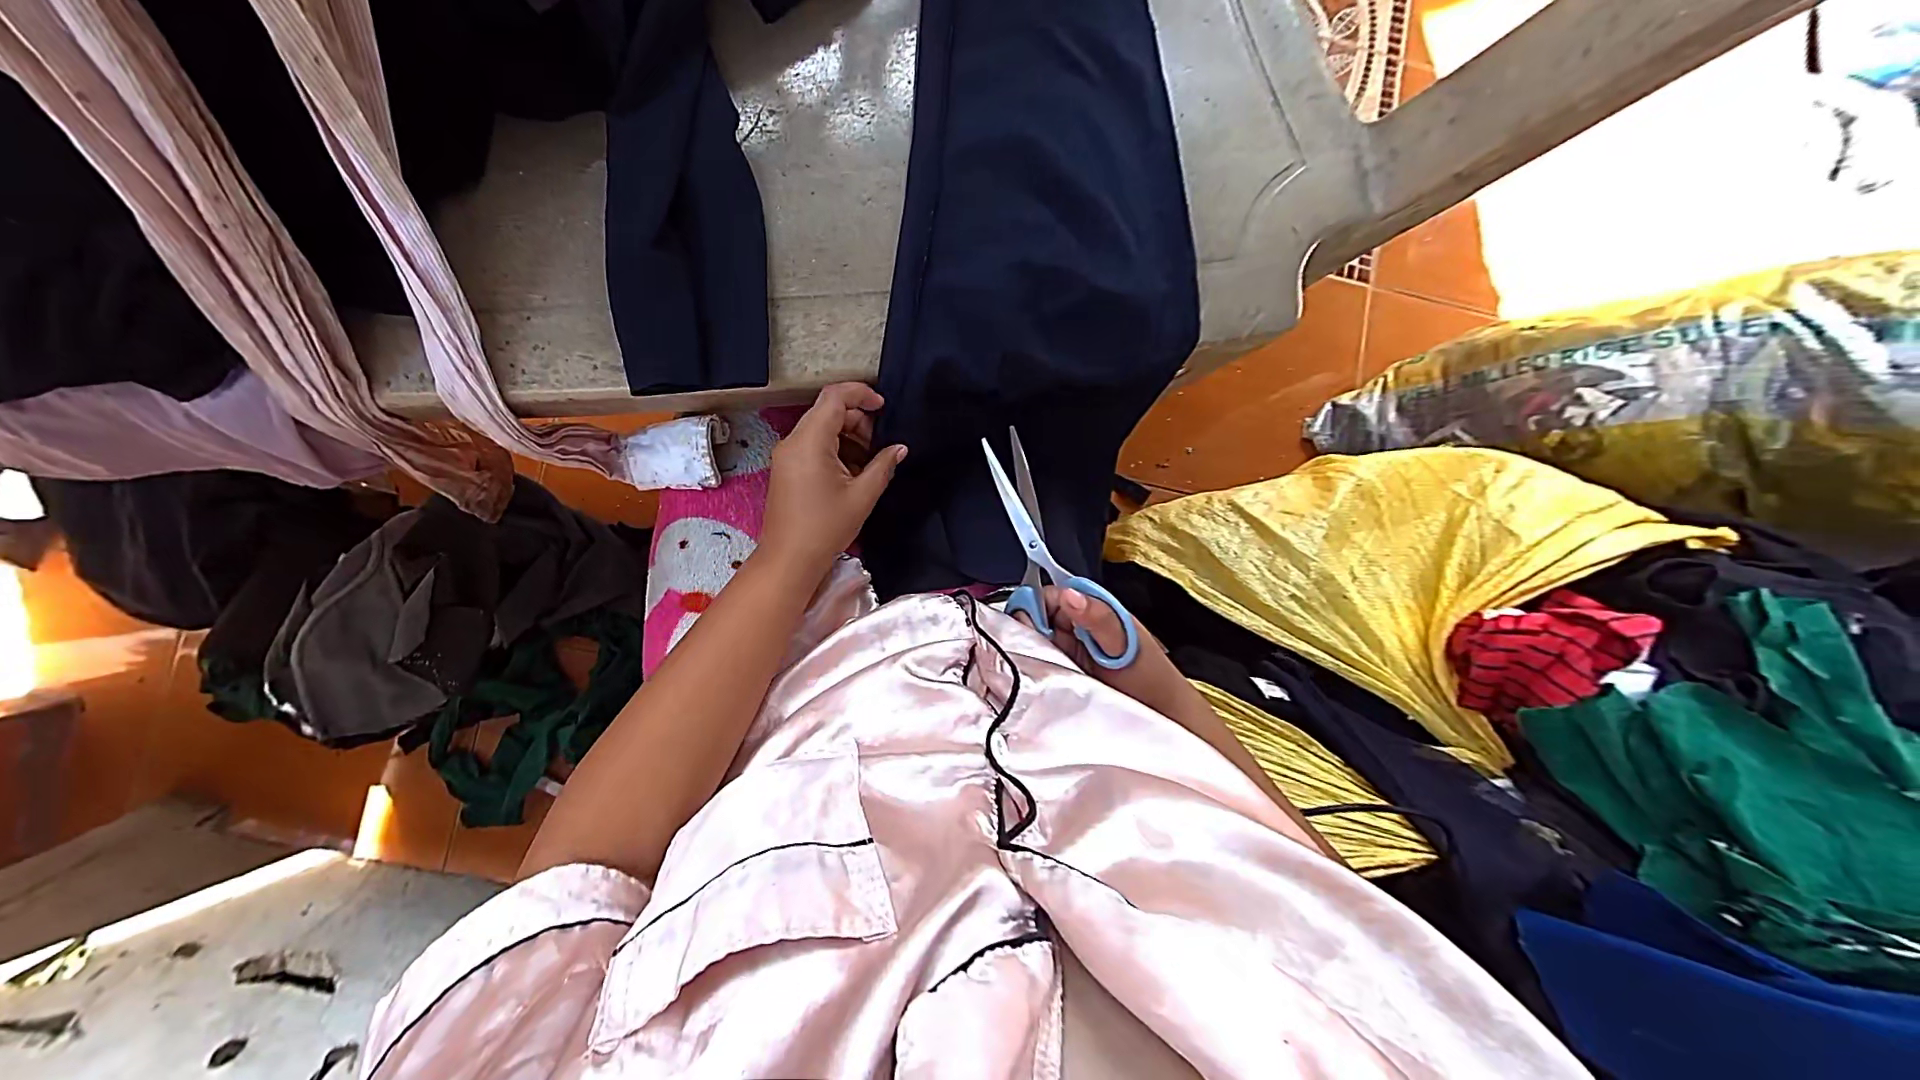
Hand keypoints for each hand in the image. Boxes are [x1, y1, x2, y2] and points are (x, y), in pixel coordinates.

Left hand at [761, 382, 906, 574]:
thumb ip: (883, 465)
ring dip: (848, 437)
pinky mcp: (787, 468)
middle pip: (828, 411)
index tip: (882, 406)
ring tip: (869, 464)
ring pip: (821, 428)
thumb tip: (898, 449)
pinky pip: (813, 445)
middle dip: (858, 421)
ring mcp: (787, 455)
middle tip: (879, 445)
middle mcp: (793, 442)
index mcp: (810, 442)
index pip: (834, 397)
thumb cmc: (823, 529)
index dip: (861, 394)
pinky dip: (835, 450)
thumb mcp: (862, 496)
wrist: (790, 559)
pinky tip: (853, 473)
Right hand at [1018, 587, 1192, 719]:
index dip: (1034, 604)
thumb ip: (1098, 615)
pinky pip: (1039, 666)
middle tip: (1033, 649)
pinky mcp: (1063, 676)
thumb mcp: (1126, 641)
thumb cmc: (1153, 679)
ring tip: (1038, 666)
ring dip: (1029, 652)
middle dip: (1027, 630)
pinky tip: (1038, 679)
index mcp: (1093, 608)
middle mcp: (1078, 627)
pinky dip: (1033, 671)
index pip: (1049, 594)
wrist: (1166, 721)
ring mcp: (1069, 653)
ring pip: (1034, 643)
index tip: (1028, 622)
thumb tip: (1070, 594)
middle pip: (1036, 618)